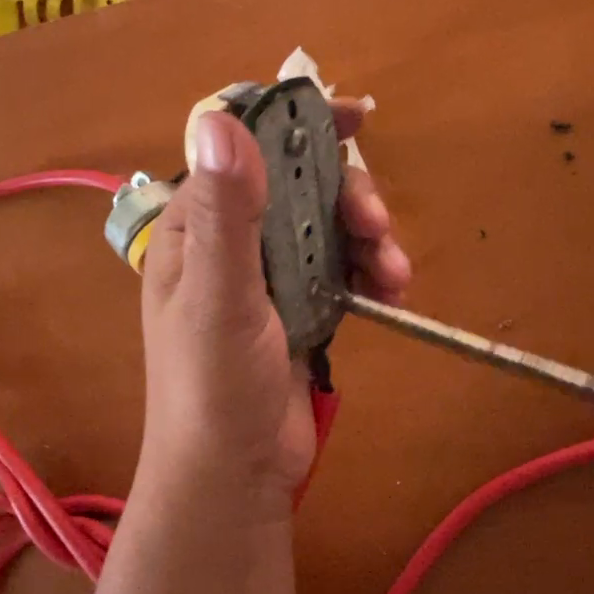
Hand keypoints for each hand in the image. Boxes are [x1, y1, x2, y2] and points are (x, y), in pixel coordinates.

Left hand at [139, 101, 408, 498]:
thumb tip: (220, 118)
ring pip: (329, 226)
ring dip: (369, 239)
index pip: (246, 149)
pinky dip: (372, 273)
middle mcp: (232, 242)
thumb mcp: (220, 294)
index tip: (354, 116)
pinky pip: (343, 269)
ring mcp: (269, 277)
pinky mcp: (301, 310)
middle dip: (348, 197)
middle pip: (301, 186)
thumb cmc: (213, 386)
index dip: (297, 124)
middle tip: (379, 225)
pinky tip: (394, 296)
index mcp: (197, 226)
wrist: (233, 477)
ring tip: (396, 275)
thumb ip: (227, 210)